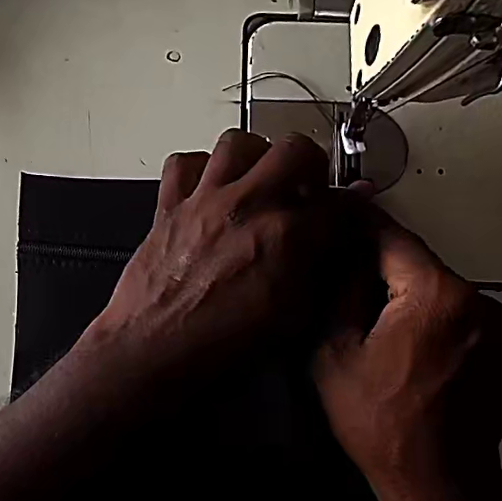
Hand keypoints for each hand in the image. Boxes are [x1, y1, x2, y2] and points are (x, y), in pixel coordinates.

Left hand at [79, 129, 350, 380]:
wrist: (151, 356)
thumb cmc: (216, 353)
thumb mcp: (290, 325)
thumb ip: (320, 278)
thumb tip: (336, 249)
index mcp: (287, 239)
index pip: (337, 203)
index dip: (350, 207)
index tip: (348, 212)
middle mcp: (247, 208)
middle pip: (296, 151)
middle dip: (312, 166)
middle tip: (309, 186)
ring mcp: (204, 203)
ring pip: (238, 143)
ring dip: (258, 156)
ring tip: (261, 176)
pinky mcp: (168, 210)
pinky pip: (183, 165)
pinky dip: (200, 168)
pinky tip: (209, 186)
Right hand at [313, 208, 501, 493]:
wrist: (437, 479)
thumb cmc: (383, 424)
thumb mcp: (334, 354)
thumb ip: (338, 293)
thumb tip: (341, 254)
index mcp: (434, 295)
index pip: (391, 236)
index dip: (358, 223)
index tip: (339, 211)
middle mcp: (478, 301)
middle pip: (418, 266)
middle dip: (381, 272)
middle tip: (346, 293)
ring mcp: (499, 327)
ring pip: (439, 293)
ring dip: (411, 300)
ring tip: (380, 336)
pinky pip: (463, 320)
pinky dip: (437, 324)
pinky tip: (412, 356)